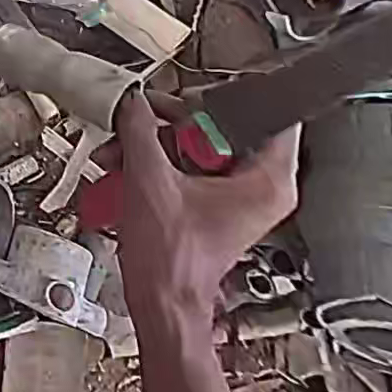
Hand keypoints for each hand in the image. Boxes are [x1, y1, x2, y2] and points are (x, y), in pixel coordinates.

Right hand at [113, 90, 299, 318]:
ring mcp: (234, 197)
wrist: (159, 298)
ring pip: (197, 147)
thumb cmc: (172, 260)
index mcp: (267, 182)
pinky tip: (124, 166)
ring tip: (122, 150)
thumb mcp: (150, 182)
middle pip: (221, 128)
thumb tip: (133, 104)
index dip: (228, 98)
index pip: (269, 116)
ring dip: (154, 144)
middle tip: (144, 120)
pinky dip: (154, 163)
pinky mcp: (209, 204)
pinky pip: (185, 167)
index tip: (193, 94)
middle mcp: (258, 187)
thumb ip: (141, 133)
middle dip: (172, 124)